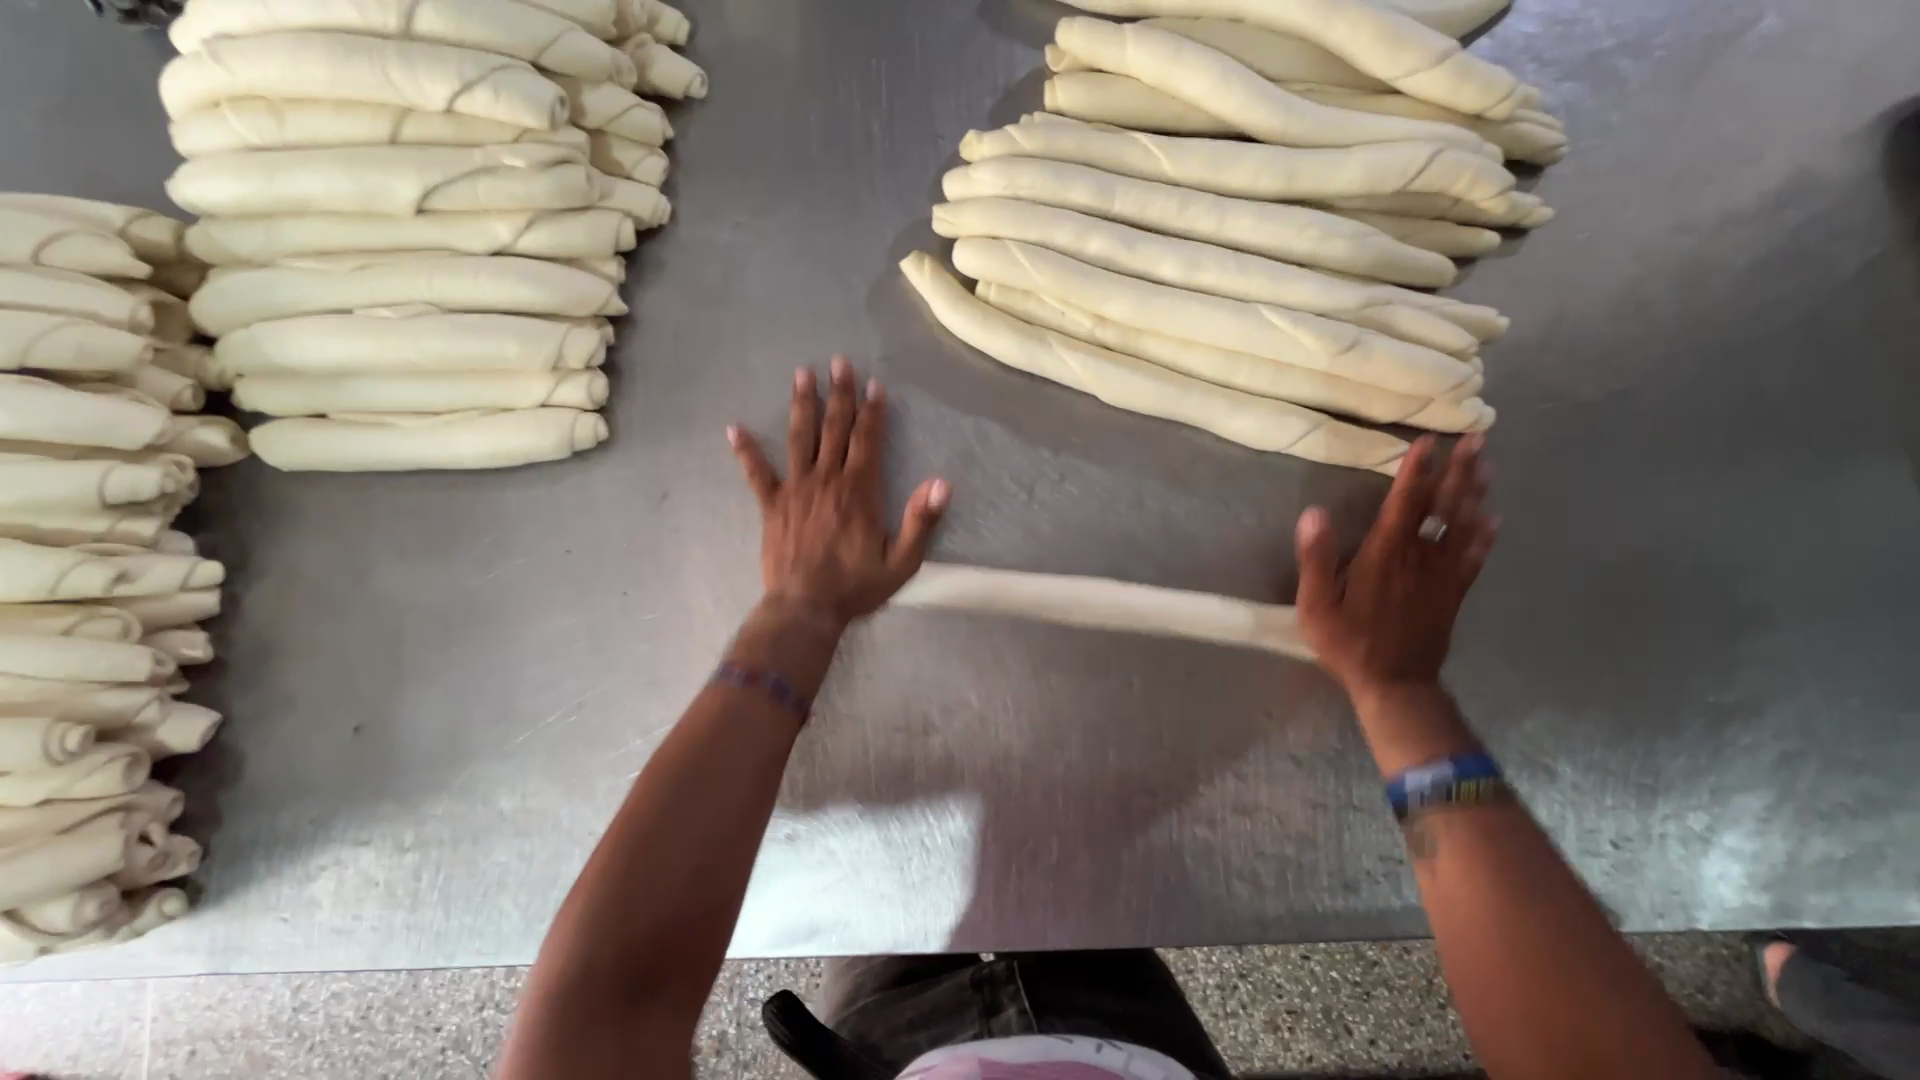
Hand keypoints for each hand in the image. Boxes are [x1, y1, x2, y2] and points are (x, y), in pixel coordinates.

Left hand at [729, 356, 949, 629]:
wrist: (805, 608)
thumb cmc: (856, 586)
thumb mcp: (901, 561)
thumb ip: (921, 521)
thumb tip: (942, 483)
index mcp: (859, 490)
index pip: (867, 440)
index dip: (872, 411)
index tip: (874, 384)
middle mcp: (827, 480)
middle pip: (834, 428)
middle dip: (839, 393)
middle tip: (839, 361)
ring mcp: (795, 489)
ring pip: (799, 438)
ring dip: (802, 404)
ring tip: (802, 374)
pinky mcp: (771, 505)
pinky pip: (757, 473)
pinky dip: (745, 450)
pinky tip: (733, 428)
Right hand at [1294, 435, 1495, 698]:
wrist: (1395, 684)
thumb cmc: (1348, 643)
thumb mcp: (1316, 604)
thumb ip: (1316, 558)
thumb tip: (1314, 512)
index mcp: (1385, 554)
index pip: (1404, 501)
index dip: (1416, 470)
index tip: (1428, 440)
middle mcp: (1419, 556)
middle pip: (1443, 505)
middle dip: (1458, 469)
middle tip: (1477, 436)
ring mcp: (1441, 575)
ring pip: (1463, 525)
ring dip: (1475, 493)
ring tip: (1486, 464)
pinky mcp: (1453, 595)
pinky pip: (1473, 559)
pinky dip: (1484, 537)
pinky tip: (1495, 520)